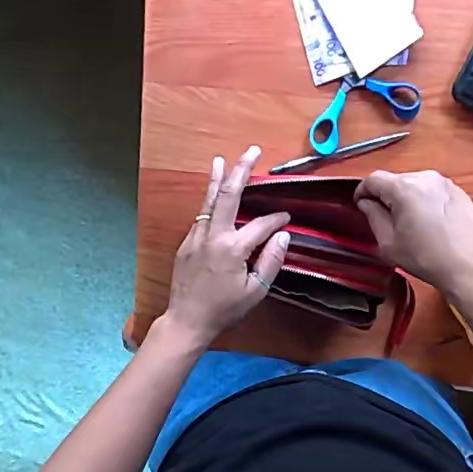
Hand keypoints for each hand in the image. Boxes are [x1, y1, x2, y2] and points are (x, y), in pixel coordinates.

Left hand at [161, 146, 290, 343]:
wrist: (187, 320)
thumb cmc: (225, 309)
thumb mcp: (255, 290)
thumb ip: (270, 261)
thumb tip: (283, 236)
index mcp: (233, 249)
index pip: (261, 225)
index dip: (276, 220)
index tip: (286, 218)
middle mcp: (213, 236)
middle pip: (229, 196)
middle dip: (240, 171)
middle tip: (251, 151)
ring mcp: (196, 237)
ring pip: (209, 202)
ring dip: (217, 180)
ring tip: (221, 160)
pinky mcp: (186, 243)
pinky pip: (201, 217)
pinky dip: (210, 203)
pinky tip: (214, 196)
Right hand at [354, 169, 472, 297]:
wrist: (467, 266)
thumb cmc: (424, 257)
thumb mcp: (388, 241)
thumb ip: (373, 216)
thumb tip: (367, 203)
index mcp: (404, 188)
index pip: (373, 179)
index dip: (362, 191)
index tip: (360, 205)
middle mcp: (425, 177)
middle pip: (395, 180)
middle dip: (385, 195)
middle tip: (384, 218)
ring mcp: (445, 183)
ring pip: (414, 184)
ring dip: (405, 198)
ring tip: (407, 222)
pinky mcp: (459, 191)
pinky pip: (432, 190)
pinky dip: (423, 200)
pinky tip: (427, 222)